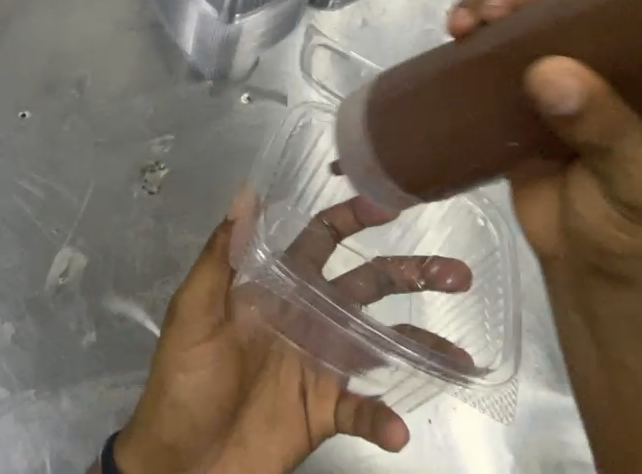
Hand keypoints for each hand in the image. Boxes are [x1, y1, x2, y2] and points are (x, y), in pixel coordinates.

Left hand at [113, 194, 472, 473]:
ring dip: (423, 348)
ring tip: (462, 358)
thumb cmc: (184, 379)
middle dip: (413, 273)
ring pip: (384, 346)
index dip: (354, 217)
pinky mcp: (327, 411)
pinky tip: (397, 429)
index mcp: (281, 287)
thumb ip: (221, 256)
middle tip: (458, 273)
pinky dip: (383, 419)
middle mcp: (312, 316)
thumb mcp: (193, 312)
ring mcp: (324, 363)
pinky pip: (364, 411)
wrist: (179, 461)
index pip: (323, 238)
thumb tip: (247, 193)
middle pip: (371, 284)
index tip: (391, 204)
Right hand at [446, 0, 641, 279]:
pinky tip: (458, 28)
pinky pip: (493, 27)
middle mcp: (609, 39)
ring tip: (484, 16)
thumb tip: (548, 71)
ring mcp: (560, 51)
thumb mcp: (636, 180)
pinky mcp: (516, 72)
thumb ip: (604, 130)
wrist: (586, 265)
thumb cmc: (631, 221)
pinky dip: (473, 16)